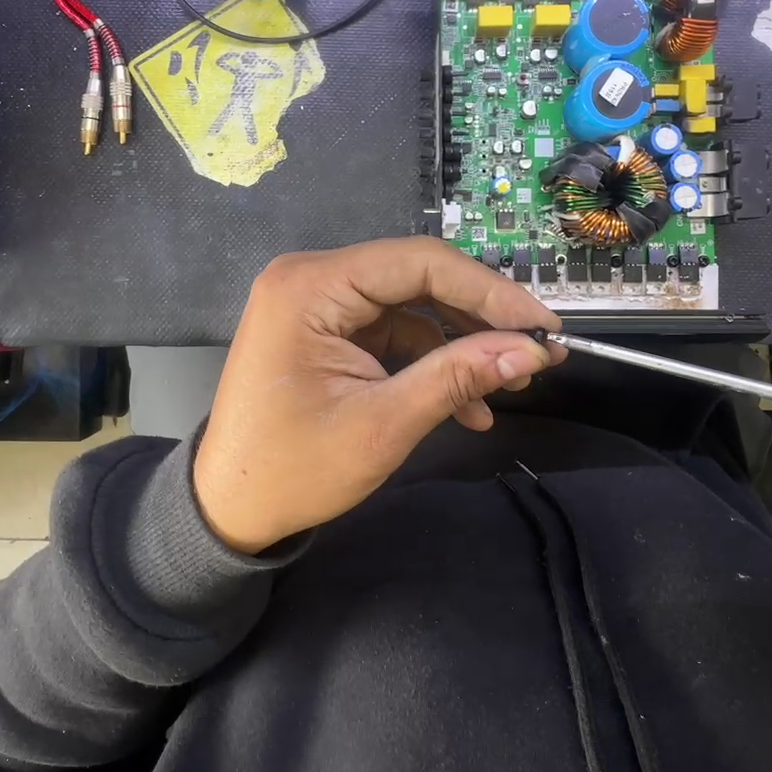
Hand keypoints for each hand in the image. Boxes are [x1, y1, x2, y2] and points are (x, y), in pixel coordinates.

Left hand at [193, 238, 562, 554]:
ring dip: (460, 345)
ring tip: (504, 387)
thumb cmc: (293, 469)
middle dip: (478, 318)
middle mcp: (313, 277)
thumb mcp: (382, 425)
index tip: (543, 325)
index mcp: (311, 286)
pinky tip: (466, 404)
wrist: (229, 508)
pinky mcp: (328, 329)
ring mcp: (319, 302)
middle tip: (534, 353)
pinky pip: (394, 330)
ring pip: (412, 304)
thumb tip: (530, 350)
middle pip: (417, 277)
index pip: (419, 262)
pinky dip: (431, 361)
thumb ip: (456, 378)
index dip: (489, 291)